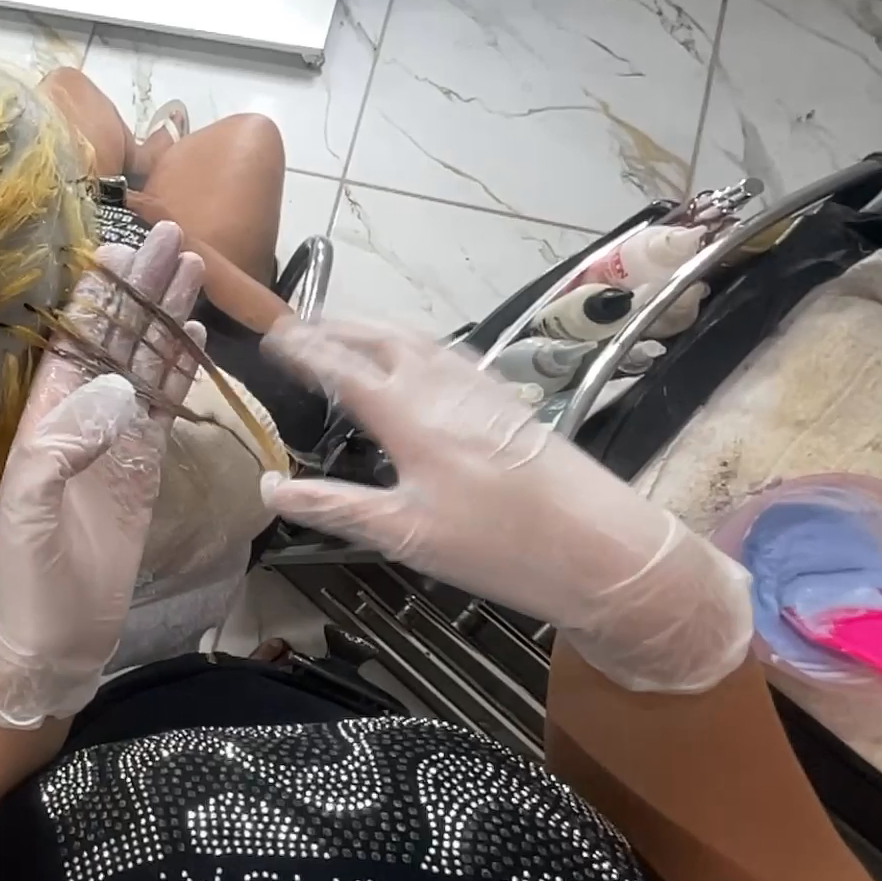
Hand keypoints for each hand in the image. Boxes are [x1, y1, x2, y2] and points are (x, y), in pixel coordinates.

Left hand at [0, 223, 205, 726]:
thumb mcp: (30, 509)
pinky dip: (178, 369)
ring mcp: (116, 440)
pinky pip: (165, 407)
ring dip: (165, 317)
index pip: (73, 344)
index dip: (96, 300)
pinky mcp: (145, 466)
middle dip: (141, 291)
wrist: (59, 629)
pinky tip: (190, 334)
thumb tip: (116, 393)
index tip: (118, 253)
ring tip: (191, 269)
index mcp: (46, 420)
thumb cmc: (31, 573)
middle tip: (171, 237)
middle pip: (116, 342)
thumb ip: (63, 447)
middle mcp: (81, 418)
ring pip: (145, 365)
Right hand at [259, 318, 751, 692]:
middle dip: (334, 325)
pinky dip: (408, 340)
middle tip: (296, 324)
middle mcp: (444, 391)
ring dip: (370, 326)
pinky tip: (408, 354)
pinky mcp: (505, 402)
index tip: (272, 338)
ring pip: (416, 340)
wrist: (614, 556)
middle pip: (381, 339)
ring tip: (339, 328)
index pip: (345, 370)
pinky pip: (445, 352)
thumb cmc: (502, 547)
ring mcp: (480, 391)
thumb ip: (332, 507)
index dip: (305, 351)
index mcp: (412, 419)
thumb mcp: (405, 535)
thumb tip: (267, 488)